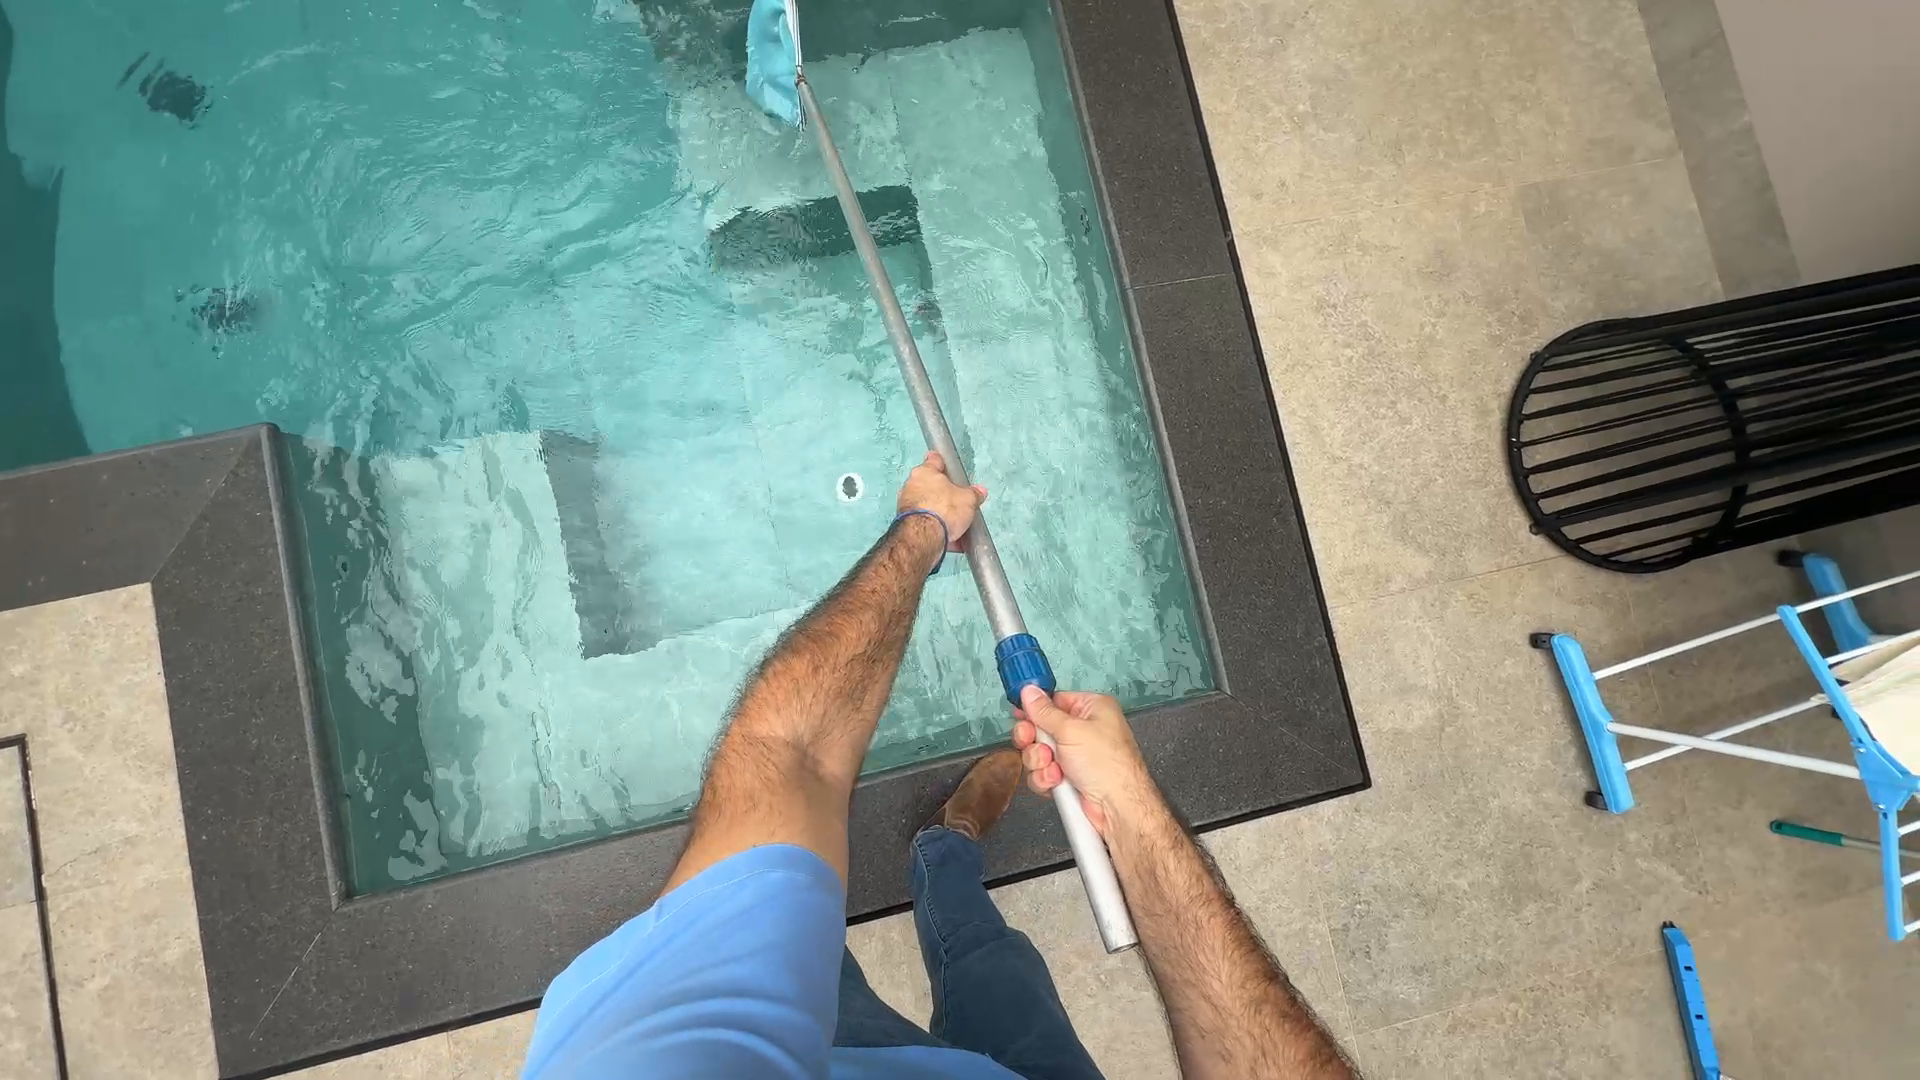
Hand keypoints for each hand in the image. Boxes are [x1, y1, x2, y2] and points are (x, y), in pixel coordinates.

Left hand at [897, 452, 986, 550]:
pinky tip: (949, 538)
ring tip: (955, 525)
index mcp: (925, 472)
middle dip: (942, 493)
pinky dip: (934, 528)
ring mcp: (905, 505)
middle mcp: (911, 485)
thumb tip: (979, 492)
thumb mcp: (968, 499)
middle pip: (929, 485)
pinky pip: (923, 523)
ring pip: (926, 506)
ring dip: (938, 513)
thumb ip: (973, 494)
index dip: (941, 461)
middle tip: (957, 501)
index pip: (934, 460)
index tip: (943, 462)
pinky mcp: (905, 522)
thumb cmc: (943, 510)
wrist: (924, 537)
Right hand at [1011, 686, 1156, 838]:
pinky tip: (1056, 782)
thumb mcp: (1071, 730)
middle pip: (1042, 727)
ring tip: (1053, 768)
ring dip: (1040, 761)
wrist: (1117, 809)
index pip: (1055, 701)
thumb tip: (1029, 692)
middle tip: (1032, 741)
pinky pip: (1043, 772)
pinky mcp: (1068, 778)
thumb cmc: (1107, 765)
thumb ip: (1044, 711)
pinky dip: (1045, 778)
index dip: (1035, 708)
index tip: (1019, 714)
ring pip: (1039, 752)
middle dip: (1035, 739)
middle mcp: (1084, 730)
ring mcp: (1075, 756)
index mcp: (1091, 709)